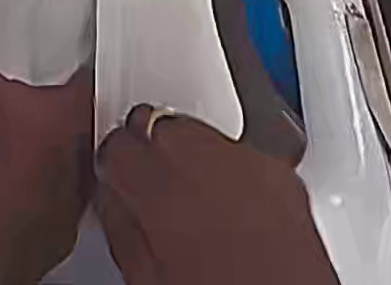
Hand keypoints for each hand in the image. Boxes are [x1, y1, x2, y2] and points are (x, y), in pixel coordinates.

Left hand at [0, 71, 93, 284]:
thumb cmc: (7, 238)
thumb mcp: (73, 203)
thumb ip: (83, 162)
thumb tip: (83, 156)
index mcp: (66, 112)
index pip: (87, 86)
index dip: (86, 105)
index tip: (82, 118)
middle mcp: (28, 93)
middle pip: (48, 90)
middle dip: (48, 117)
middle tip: (44, 153)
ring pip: (14, 95)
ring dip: (16, 118)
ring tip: (11, 160)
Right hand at [95, 105, 339, 284]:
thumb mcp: (148, 280)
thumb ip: (123, 226)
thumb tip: (113, 201)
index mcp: (159, 186)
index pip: (116, 142)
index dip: (112, 161)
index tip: (115, 176)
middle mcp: (200, 158)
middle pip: (156, 121)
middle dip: (147, 145)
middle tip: (147, 182)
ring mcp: (243, 158)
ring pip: (196, 129)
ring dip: (186, 150)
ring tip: (187, 193)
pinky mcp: (278, 169)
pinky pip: (238, 151)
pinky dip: (227, 167)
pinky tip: (226, 202)